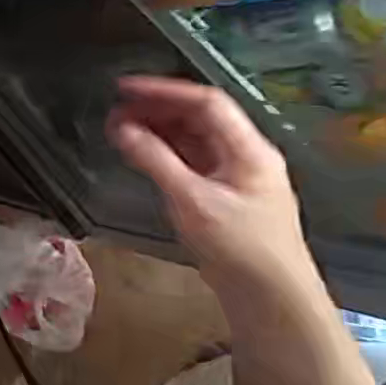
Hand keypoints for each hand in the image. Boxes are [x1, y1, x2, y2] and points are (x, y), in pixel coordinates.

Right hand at [106, 76, 319, 297]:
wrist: (270, 296)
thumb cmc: (238, 246)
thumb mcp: (192, 200)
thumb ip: (154, 159)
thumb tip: (121, 127)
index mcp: (249, 150)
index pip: (206, 103)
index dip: (164, 90)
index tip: (123, 87)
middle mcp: (244, 154)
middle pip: (199, 116)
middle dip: (156, 107)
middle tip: (115, 108)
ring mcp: (233, 174)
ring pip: (192, 136)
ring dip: (156, 127)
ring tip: (119, 126)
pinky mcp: (220, 192)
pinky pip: (188, 157)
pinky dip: (161, 149)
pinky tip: (138, 151)